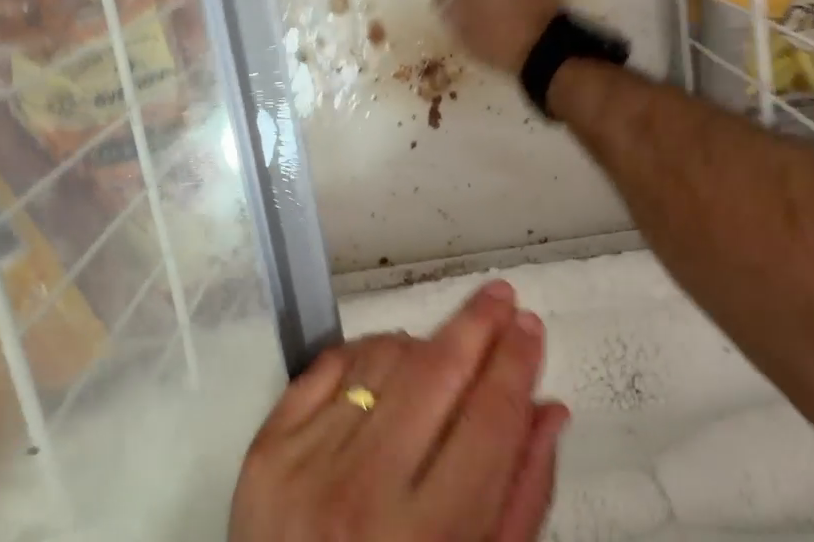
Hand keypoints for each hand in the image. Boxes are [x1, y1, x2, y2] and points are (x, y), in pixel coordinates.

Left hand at [229, 282, 568, 541]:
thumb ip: (521, 496)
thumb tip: (548, 407)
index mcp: (429, 536)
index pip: (489, 421)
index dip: (516, 363)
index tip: (530, 327)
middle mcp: (364, 492)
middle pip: (436, 374)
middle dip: (477, 324)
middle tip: (500, 297)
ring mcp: (306, 465)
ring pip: (383, 359)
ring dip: (422, 342)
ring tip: (441, 351)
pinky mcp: (265, 450)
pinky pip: (329, 366)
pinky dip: (365, 352)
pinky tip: (387, 360)